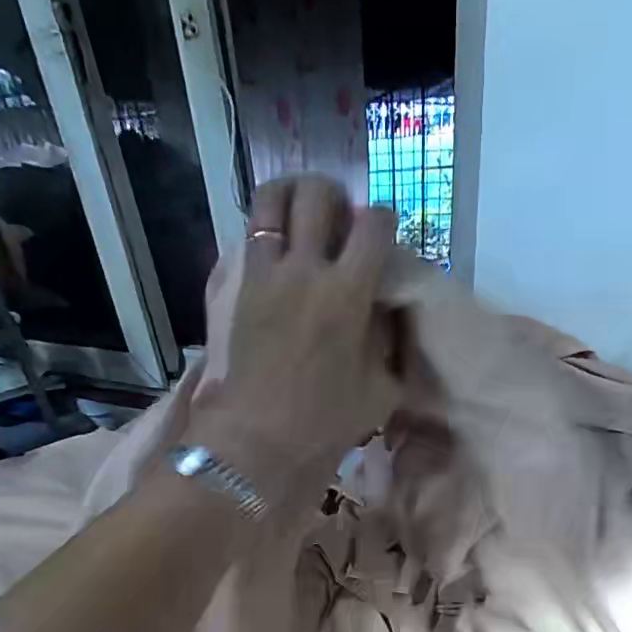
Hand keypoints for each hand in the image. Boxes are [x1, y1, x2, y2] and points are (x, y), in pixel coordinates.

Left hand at [182, 174, 397, 511]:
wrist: (261, 438)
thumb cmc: (328, 419)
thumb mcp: (383, 385)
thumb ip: (390, 337)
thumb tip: (388, 306)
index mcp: (349, 292)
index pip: (374, 224)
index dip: (385, 219)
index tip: (384, 235)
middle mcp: (306, 268)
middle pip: (318, 194)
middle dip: (337, 196)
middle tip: (342, 221)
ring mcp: (267, 273)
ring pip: (273, 199)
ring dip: (294, 195)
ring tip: (306, 214)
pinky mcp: (241, 285)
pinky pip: (252, 233)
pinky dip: (269, 225)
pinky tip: (281, 245)